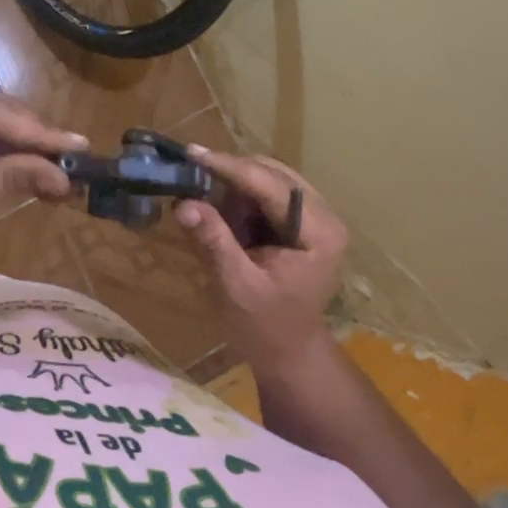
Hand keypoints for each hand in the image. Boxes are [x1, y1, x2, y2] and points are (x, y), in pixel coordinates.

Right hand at [174, 145, 349, 366]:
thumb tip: (183, 203)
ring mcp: (315, 216)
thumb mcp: (234, 287)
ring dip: (232, 184)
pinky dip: (238, 195)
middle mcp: (324, 215)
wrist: (287, 353)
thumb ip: (213, 242)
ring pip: (267, 177)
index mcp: (319, 232)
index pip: (271, 185)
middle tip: (188, 172)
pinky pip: (266, 191)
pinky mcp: (301, 220)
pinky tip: (218, 209)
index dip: (230, 167)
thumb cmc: (264, 327)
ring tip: (200, 194)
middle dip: (229, 172)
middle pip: (272, 173)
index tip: (192, 153)